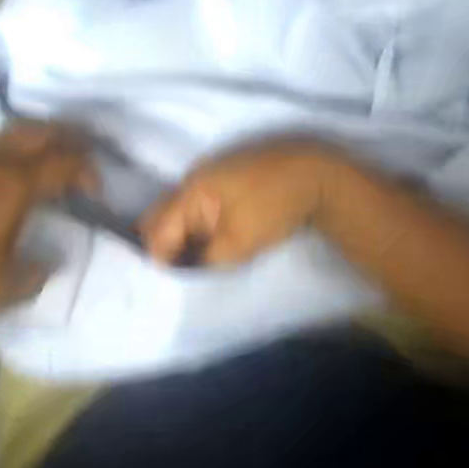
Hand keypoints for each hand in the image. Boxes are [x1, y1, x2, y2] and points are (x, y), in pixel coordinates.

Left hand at [0, 125, 93, 328]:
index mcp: (16, 184)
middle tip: (86, 148)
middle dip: (67, 136)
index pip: (63, 163)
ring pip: (8, 132)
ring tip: (47, 147)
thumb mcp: (0, 288)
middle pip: (38, 133)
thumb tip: (49, 264)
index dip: (87, 170)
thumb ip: (33, 275)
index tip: (99, 189)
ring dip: (34, 133)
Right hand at [139, 138, 351, 267]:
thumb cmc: (273, 207)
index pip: (157, 233)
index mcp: (189, 192)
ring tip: (185, 270)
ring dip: (177, 240)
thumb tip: (186, 274)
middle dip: (161, 249)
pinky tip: (202, 249)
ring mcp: (205, 177)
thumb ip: (205, 261)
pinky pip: (194, 208)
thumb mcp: (239, 243)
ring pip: (176, 214)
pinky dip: (193, 230)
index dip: (158, 264)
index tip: (164, 293)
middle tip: (170, 281)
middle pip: (159, 219)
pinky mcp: (221, 182)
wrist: (312, 175)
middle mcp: (190, 180)